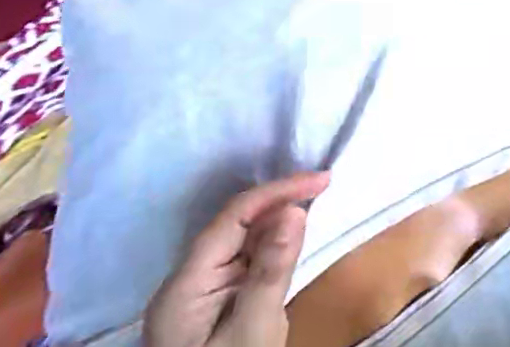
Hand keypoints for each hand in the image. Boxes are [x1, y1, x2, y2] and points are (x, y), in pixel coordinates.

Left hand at [144, 172, 329, 346]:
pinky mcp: (214, 304)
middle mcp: (186, 281)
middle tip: (325, 189)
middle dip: (280, 202)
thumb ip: (272, 269)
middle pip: (235, 224)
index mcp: (185, 284)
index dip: (279, 191)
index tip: (324, 181)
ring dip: (278, 221)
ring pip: (241, 239)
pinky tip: (293, 239)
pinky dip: (272, 243)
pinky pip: (244, 258)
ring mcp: (198, 294)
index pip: (233, 217)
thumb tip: (296, 209)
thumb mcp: (254, 328)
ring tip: (316, 204)